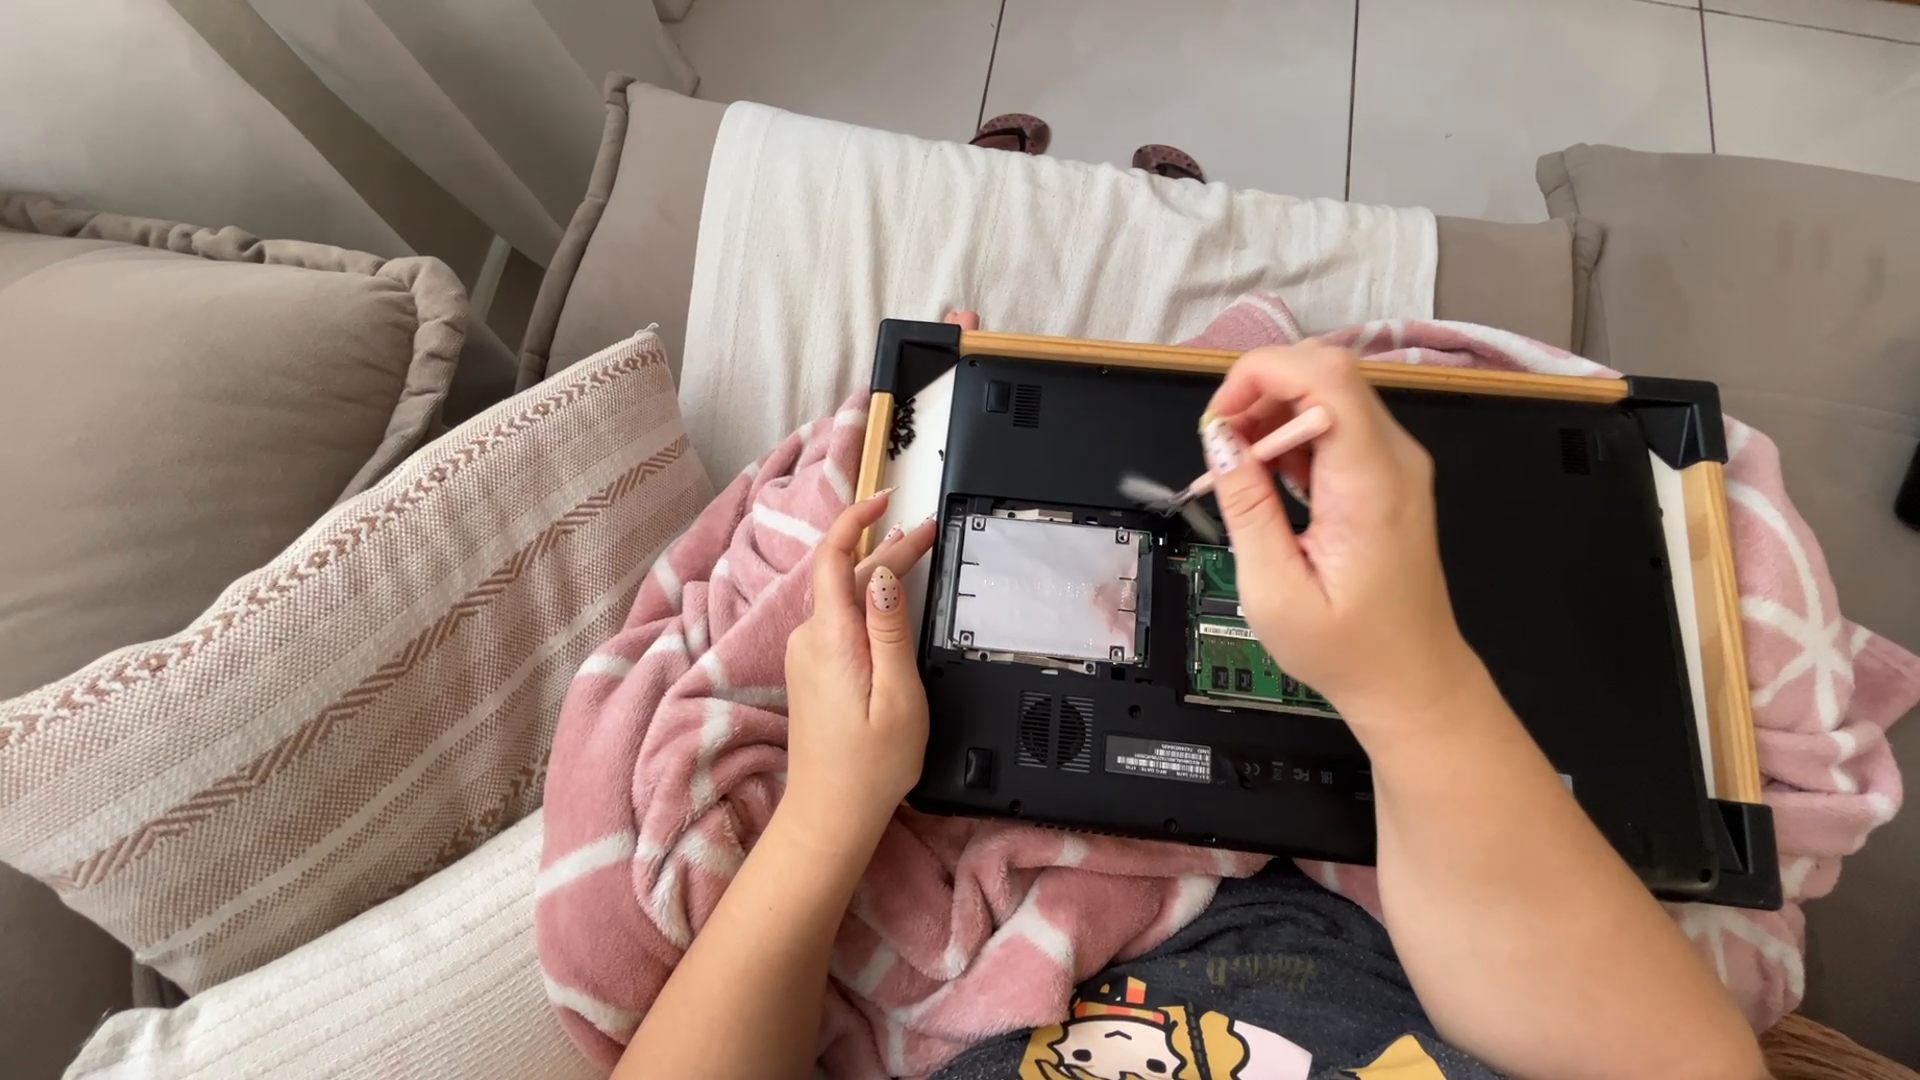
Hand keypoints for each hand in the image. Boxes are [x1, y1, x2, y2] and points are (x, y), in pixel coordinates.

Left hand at [781, 490, 937, 849]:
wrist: (830, 812)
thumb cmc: (871, 763)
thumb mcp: (896, 693)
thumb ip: (890, 630)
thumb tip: (885, 573)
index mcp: (832, 639)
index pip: (832, 558)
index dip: (855, 521)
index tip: (883, 501)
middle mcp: (811, 638)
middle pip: (847, 576)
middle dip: (887, 550)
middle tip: (930, 534)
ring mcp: (807, 653)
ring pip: (845, 597)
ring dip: (878, 573)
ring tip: (915, 553)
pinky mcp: (812, 668)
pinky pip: (840, 619)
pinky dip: (868, 600)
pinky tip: (889, 600)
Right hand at [1201, 344, 1484, 735]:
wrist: (1410, 678)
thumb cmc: (1345, 648)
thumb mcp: (1274, 589)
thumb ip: (1246, 507)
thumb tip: (1219, 440)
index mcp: (1370, 485)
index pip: (1325, 377)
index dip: (1260, 375)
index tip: (1215, 424)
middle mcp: (1393, 458)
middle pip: (1324, 374)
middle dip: (1257, 394)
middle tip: (1219, 450)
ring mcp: (1393, 462)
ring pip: (1325, 392)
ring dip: (1267, 417)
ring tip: (1238, 474)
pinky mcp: (1383, 472)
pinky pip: (1332, 424)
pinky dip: (1286, 437)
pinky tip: (1268, 481)